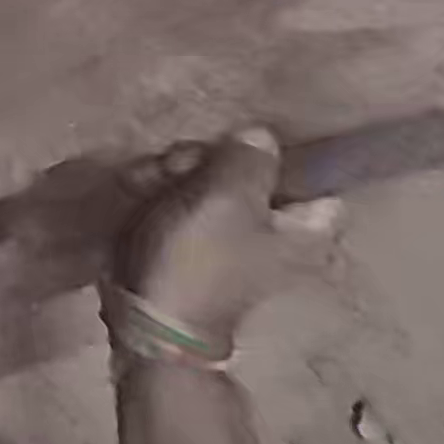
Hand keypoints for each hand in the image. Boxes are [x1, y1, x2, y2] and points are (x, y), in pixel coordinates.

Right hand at [113, 129, 342, 352]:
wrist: (150, 311)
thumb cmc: (198, 259)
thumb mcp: (224, 203)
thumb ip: (245, 162)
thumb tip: (260, 132)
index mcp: (302, 226)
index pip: (307, 177)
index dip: (269, 159)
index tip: (230, 152)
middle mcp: (271, 228)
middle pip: (241, 172)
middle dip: (200, 163)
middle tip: (176, 170)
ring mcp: (225, 234)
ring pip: (200, 182)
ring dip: (167, 175)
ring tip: (146, 184)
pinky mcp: (186, 238)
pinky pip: (175, 200)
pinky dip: (154, 193)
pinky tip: (136, 193)